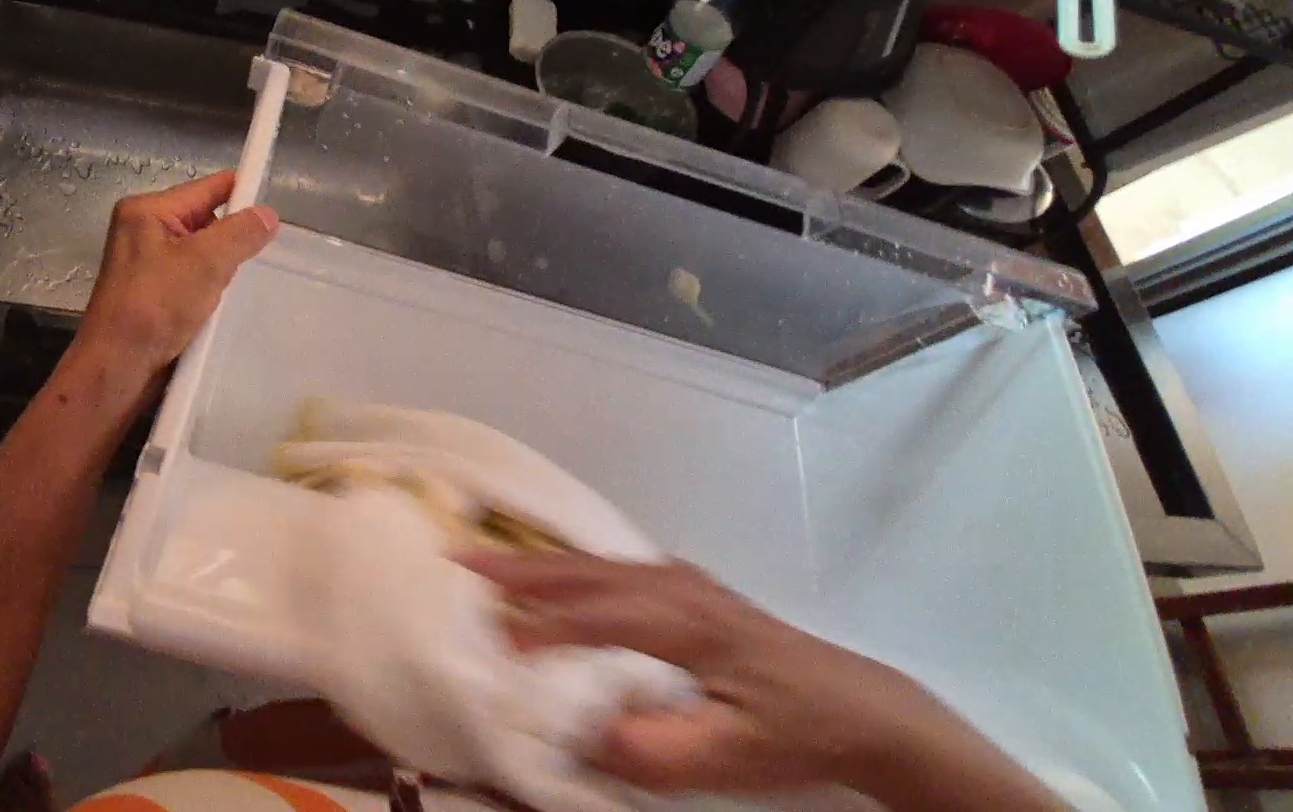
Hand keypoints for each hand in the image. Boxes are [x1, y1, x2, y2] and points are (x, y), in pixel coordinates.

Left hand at [74, 171, 277, 381]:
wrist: (118, 369)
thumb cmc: (155, 308)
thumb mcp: (205, 263)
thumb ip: (240, 234)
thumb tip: (268, 215)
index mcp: (147, 211)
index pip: (208, 188)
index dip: (243, 193)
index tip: (276, 210)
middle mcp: (144, 230)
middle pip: (207, 219)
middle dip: (232, 239)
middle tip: (252, 261)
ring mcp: (148, 263)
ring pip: (203, 252)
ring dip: (222, 269)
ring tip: (233, 289)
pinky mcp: (153, 293)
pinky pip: (193, 278)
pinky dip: (210, 290)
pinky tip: (219, 307)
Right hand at [460, 554, 1063, 808]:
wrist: (856, 703)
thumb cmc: (793, 734)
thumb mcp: (727, 760)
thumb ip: (649, 748)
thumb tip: (577, 732)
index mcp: (685, 624)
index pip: (596, 620)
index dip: (543, 630)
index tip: (495, 643)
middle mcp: (673, 586)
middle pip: (582, 572)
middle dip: (518, 568)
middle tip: (460, 556)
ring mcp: (677, 578)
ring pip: (591, 563)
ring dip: (534, 562)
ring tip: (485, 559)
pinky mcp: (679, 582)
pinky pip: (606, 566)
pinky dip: (563, 565)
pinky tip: (543, 569)